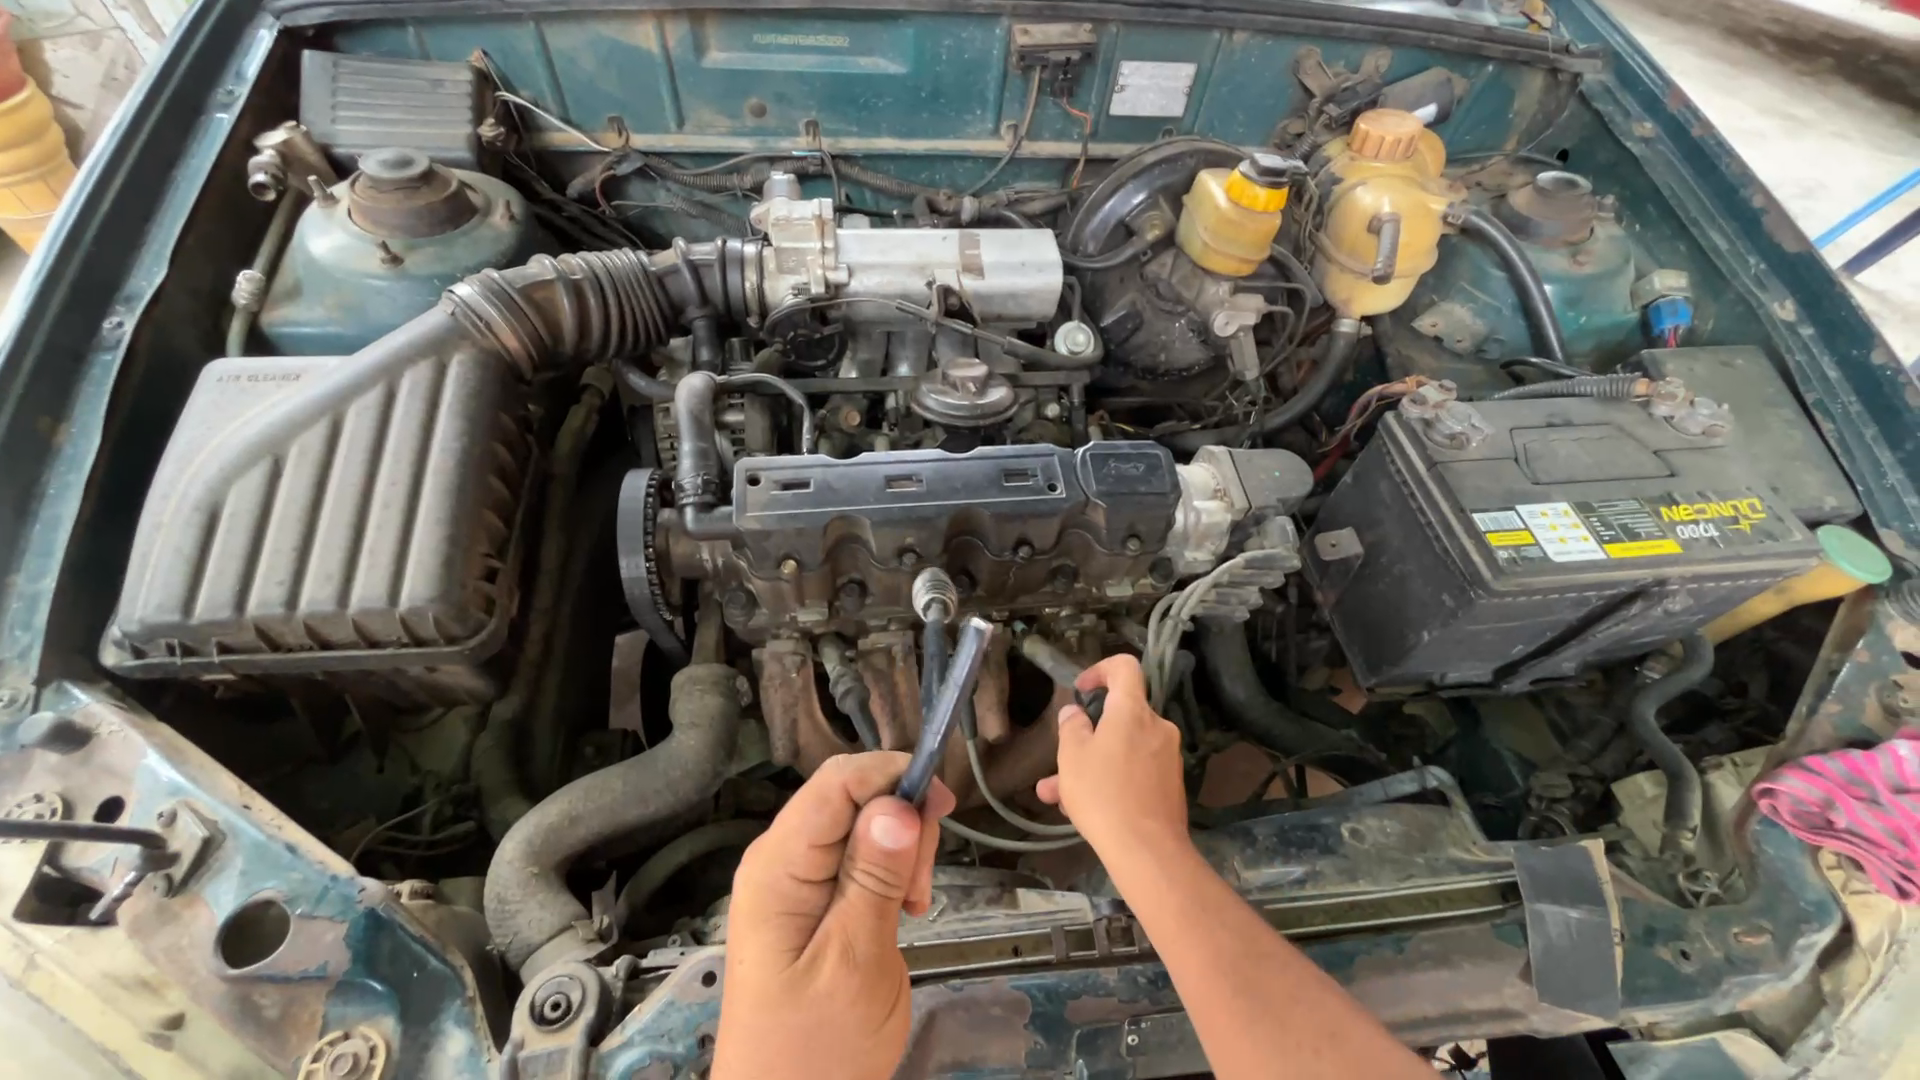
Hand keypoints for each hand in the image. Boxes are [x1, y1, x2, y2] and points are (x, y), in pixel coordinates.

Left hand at [713, 752, 955, 1079]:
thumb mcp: (853, 964)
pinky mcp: (818, 897)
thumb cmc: (815, 1048)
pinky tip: (901, 910)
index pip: (837, 781)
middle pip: (854, 793)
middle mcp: (784, 857)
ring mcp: (799, 877)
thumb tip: (898, 803)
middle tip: (919, 891)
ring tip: (911, 908)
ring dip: (903, 850)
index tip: (943, 807)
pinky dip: (894, 871)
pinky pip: (863, 855)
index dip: (892, 775)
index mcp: (779, 864)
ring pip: (866, 821)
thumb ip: (874, 878)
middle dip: (902, 822)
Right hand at [1036, 654, 1188, 856]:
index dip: (1100, 670)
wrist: (1147, 850)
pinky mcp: (1171, 785)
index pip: (1125, 667)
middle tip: (1062, 759)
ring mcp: (1167, 757)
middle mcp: (1157, 726)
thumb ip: (1072, 727)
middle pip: (1120, 716)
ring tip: (1058, 796)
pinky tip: (1083, 811)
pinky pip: (1135, 771)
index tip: (1081, 690)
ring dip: (1092, 766)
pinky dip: (1111, 781)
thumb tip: (1075, 712)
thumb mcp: (1072, 756)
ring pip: (1122, 750)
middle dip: (1087, 736)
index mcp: (1132, 711)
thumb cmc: (1103, 794)